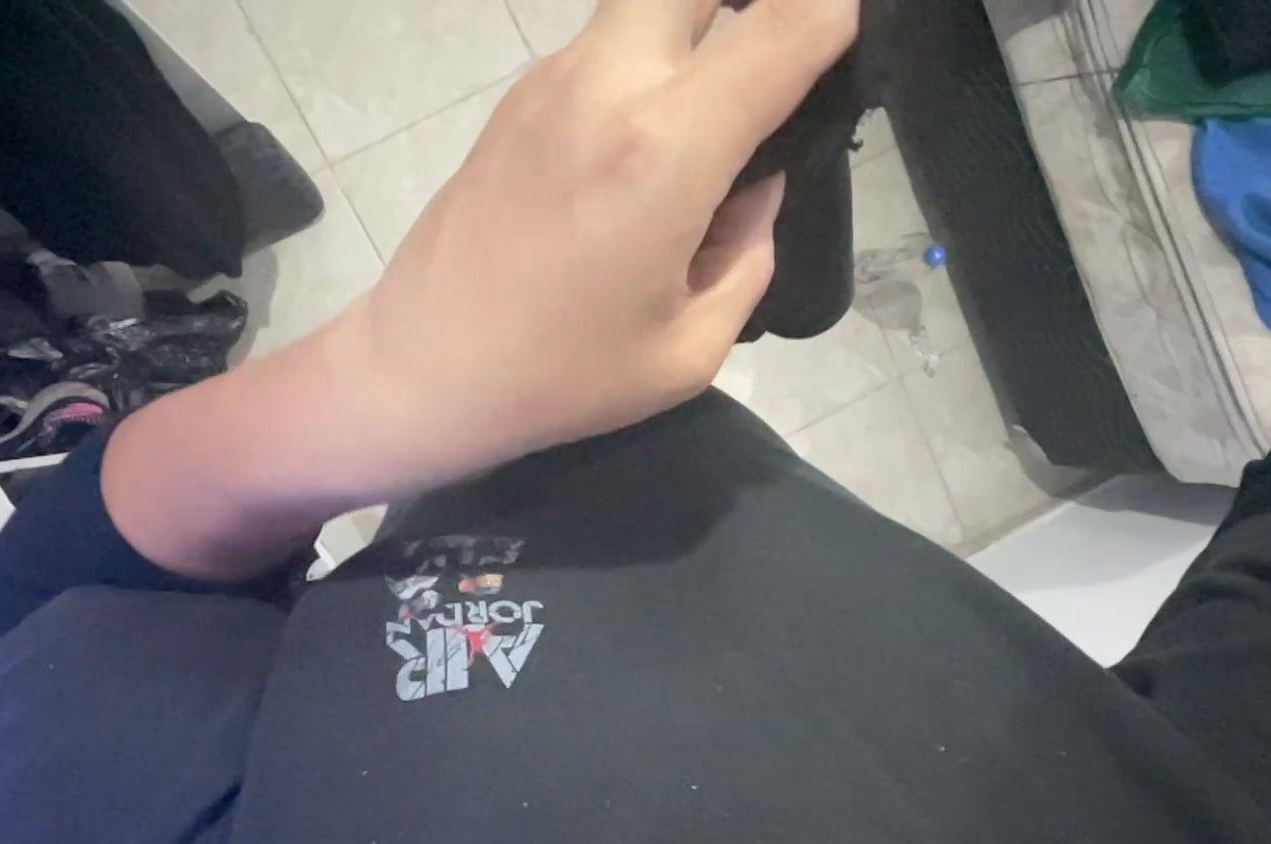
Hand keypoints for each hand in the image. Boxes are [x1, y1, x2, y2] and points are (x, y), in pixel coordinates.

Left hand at [103, 0, 857, 579]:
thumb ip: (748, 258)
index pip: (779, 29)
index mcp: (665, 150)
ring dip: (696, 39)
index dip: (831, 20)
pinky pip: (603, 50)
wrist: (424, 370)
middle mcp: (608, 83)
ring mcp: (550, 82)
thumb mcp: (688, 351)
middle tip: (771, 80)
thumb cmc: (562, 379)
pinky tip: (641, 154)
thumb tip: (755, 189)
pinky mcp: (514, 101)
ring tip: (708, 131)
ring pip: (647, 7)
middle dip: (754, 7)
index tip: (845, 46)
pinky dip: (646, 71)